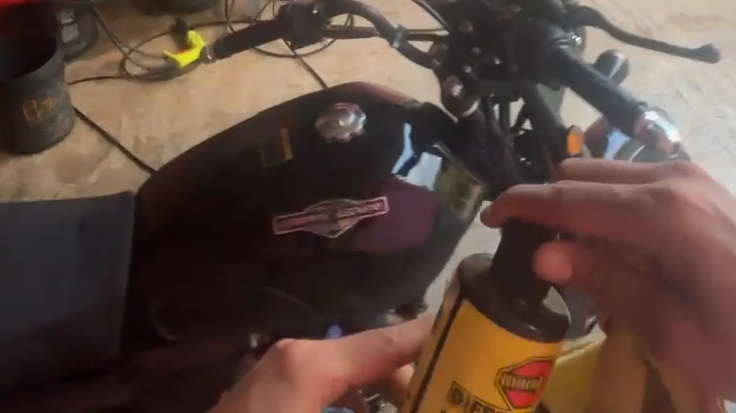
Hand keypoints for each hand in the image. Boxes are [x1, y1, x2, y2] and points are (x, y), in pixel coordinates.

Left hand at [209, 316, 431, 412]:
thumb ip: (372, 407)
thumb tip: (414, 399)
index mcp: (310, 364)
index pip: (386, 342)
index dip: (430, 337)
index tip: (471, 330)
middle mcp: (295, 357)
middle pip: (369, 358)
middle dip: (410, 379)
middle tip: (447, 394)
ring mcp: (275, 374)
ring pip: (345, 374)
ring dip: (380, 394)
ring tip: (412, 404)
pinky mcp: (264, 397)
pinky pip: (320, 389)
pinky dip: (349, 402)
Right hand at [485, 159, 735, 412]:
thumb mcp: (681, 334)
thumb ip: (609, 283)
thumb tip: (544, 253)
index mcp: (662, 212)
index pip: (570, 198)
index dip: (523, 205)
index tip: (489, 217)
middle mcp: (672, 177)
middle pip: (585, 176)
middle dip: (552, 208)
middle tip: (540, 258)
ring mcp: (694, 177)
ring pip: (610, 175)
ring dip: (584, 207)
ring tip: (582, 263)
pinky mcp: (709, 187)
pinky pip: (640, 182)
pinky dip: (615, 207)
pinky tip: (627, 253)